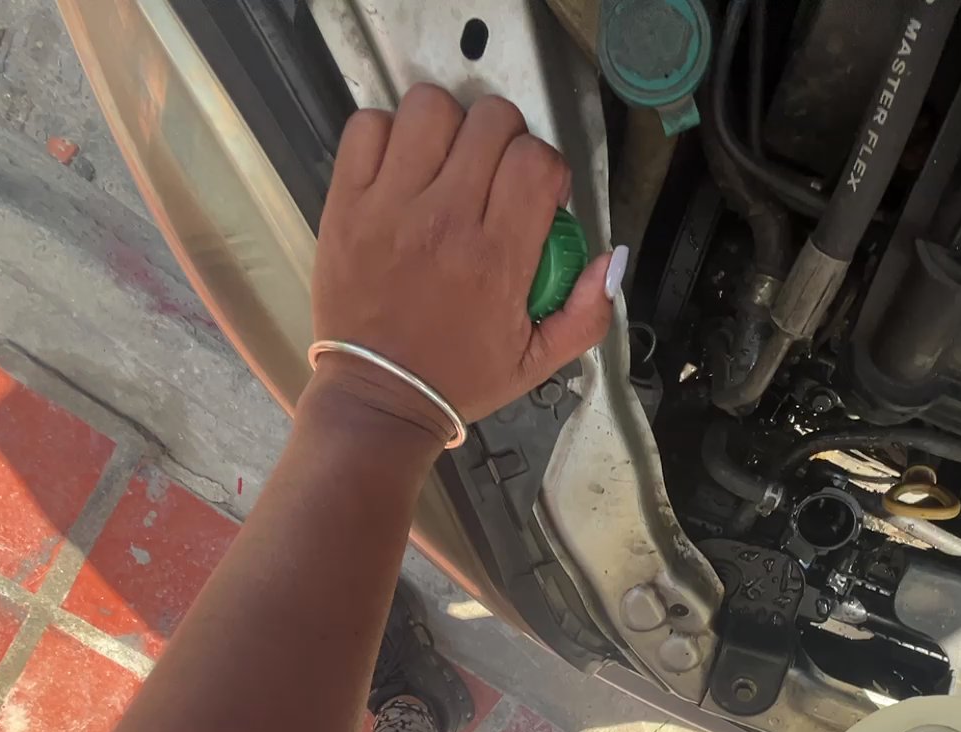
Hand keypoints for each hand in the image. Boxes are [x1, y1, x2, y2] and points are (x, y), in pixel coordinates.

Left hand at [308, 84, 621, 443]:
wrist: (382, 394)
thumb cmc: (462, 377)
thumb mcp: (539, 361)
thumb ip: (586, 314)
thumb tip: (613, 259)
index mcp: (497, 259)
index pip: (537, 161)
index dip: (550, 170)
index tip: (540, 199)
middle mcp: (445, 221)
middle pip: (491, 121)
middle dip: (509, 142)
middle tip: (499, 180)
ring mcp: (390, 206)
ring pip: (431, 108)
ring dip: (452, 128)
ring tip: (452, 166)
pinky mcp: (347, 201)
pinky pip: (369, 125)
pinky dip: (392, 135)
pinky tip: (407, 169)